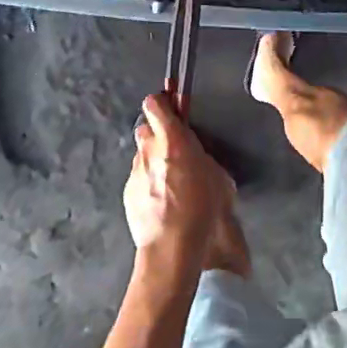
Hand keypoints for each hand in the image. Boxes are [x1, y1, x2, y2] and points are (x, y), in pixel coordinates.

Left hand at [124, 94, 232, 273]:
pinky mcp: (127, 194)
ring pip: (141, 154)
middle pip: (145, 127)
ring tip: (169, 177)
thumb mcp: (218, 174)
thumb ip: (204, 156)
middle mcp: (149, 151)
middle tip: (173, 144)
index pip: (155, 105)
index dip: (162, 101)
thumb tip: (198, 155)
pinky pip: (138, 177)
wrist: (172, 246)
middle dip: (157, 131)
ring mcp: (135, 173)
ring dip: (152, 158)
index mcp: (174, 139)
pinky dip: (147, 181)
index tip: (170, 103)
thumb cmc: (203, 207)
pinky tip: (161, 198)